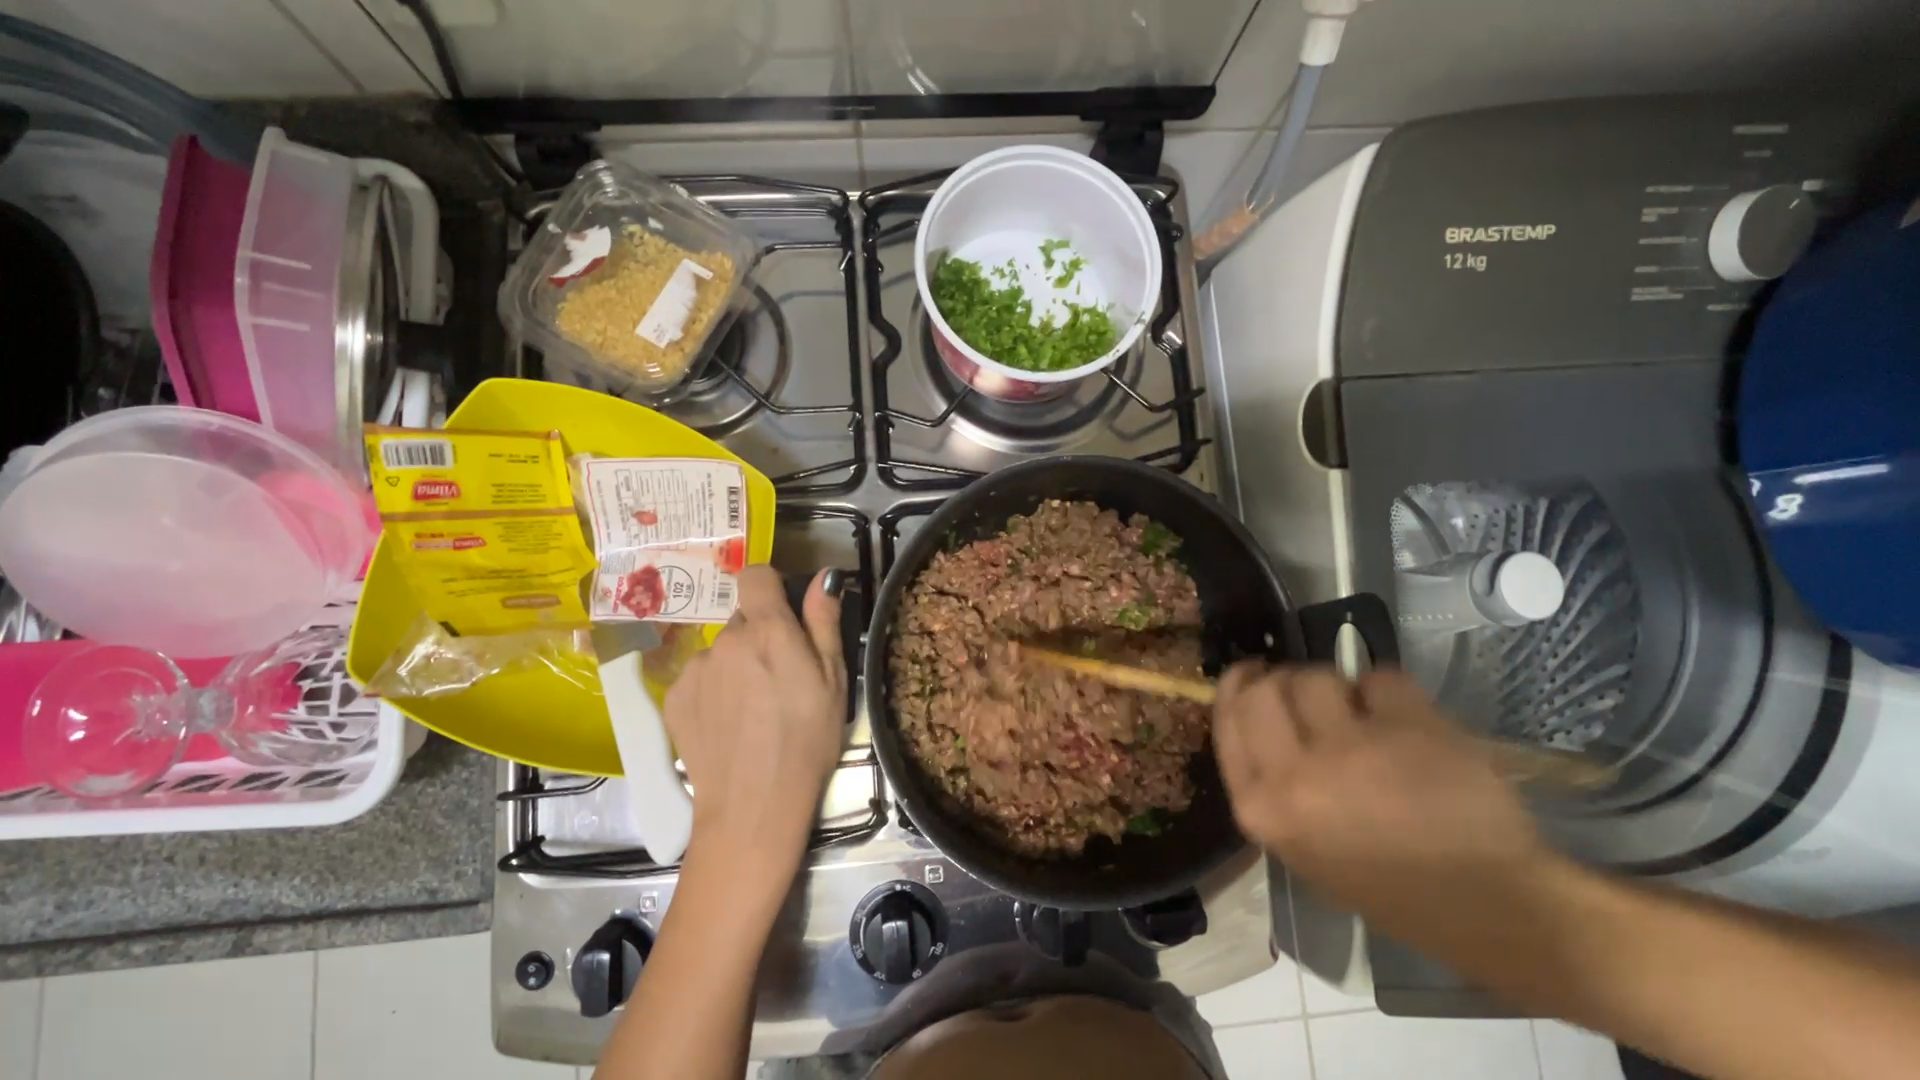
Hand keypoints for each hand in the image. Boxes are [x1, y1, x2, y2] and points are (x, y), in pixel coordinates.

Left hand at [663, 566, 847, 869]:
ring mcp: (695, 669)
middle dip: (760, 637)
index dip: (770, 587)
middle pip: (742, 620)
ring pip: (720, 651)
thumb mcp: (833, 681)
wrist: (754, 804)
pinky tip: (730, 725)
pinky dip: (713, 691)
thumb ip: (823, 622)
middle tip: (780, 677)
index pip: (754, 575)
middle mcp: (725, 640)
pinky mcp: (675, 698)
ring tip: (754, 710)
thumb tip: (822, 577)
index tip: (784, 612)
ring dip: (736, 665)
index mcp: (768, 630)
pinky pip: (699, 678)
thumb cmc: (807, 741)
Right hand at [1212, 664, 1546, 919]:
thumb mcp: (1298, 844)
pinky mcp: (1409, 730)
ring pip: (1320, 677)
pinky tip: (1405, 720)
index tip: (1252, 673)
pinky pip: (1380, 678)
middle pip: (1267, 688)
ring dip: (1340, 686)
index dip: (1239, 685)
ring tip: (1365, 715)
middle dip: (1286, 680)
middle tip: (1312, 692)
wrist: (1480, 904)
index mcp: (1261, 807)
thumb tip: (1265, 712)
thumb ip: (1270, 782)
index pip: (1230, 716)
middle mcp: (1294, 775)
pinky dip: (1389, 690)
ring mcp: (1352, 749)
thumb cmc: (1383, 883)